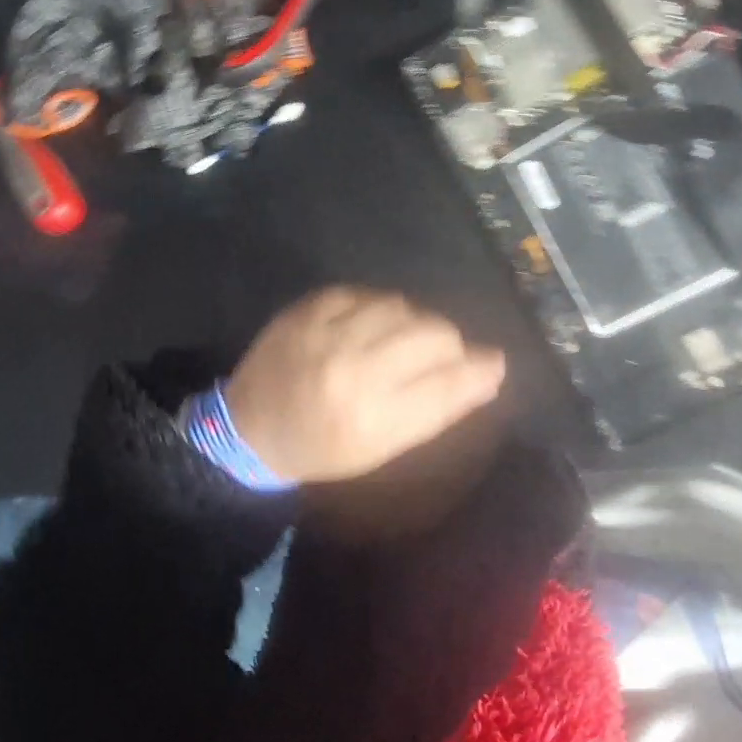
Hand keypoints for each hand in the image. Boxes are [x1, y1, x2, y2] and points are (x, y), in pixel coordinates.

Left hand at [226, 287, 507, 485]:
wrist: (249, 429)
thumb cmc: (323, 447)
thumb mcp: (382, 447)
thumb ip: (436, 409)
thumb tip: (489, 371)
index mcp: (374, 419)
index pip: (451, 381)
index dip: (482, 370)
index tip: (492, 364)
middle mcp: (354, 372)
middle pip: (435, 335)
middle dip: (450, 345)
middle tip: (441, 356)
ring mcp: (327, 334)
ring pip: (404, 307)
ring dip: (414, 322)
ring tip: (401, 341)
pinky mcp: (308, 309)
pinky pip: (366, 293)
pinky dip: (378, 308)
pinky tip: (369, 325)